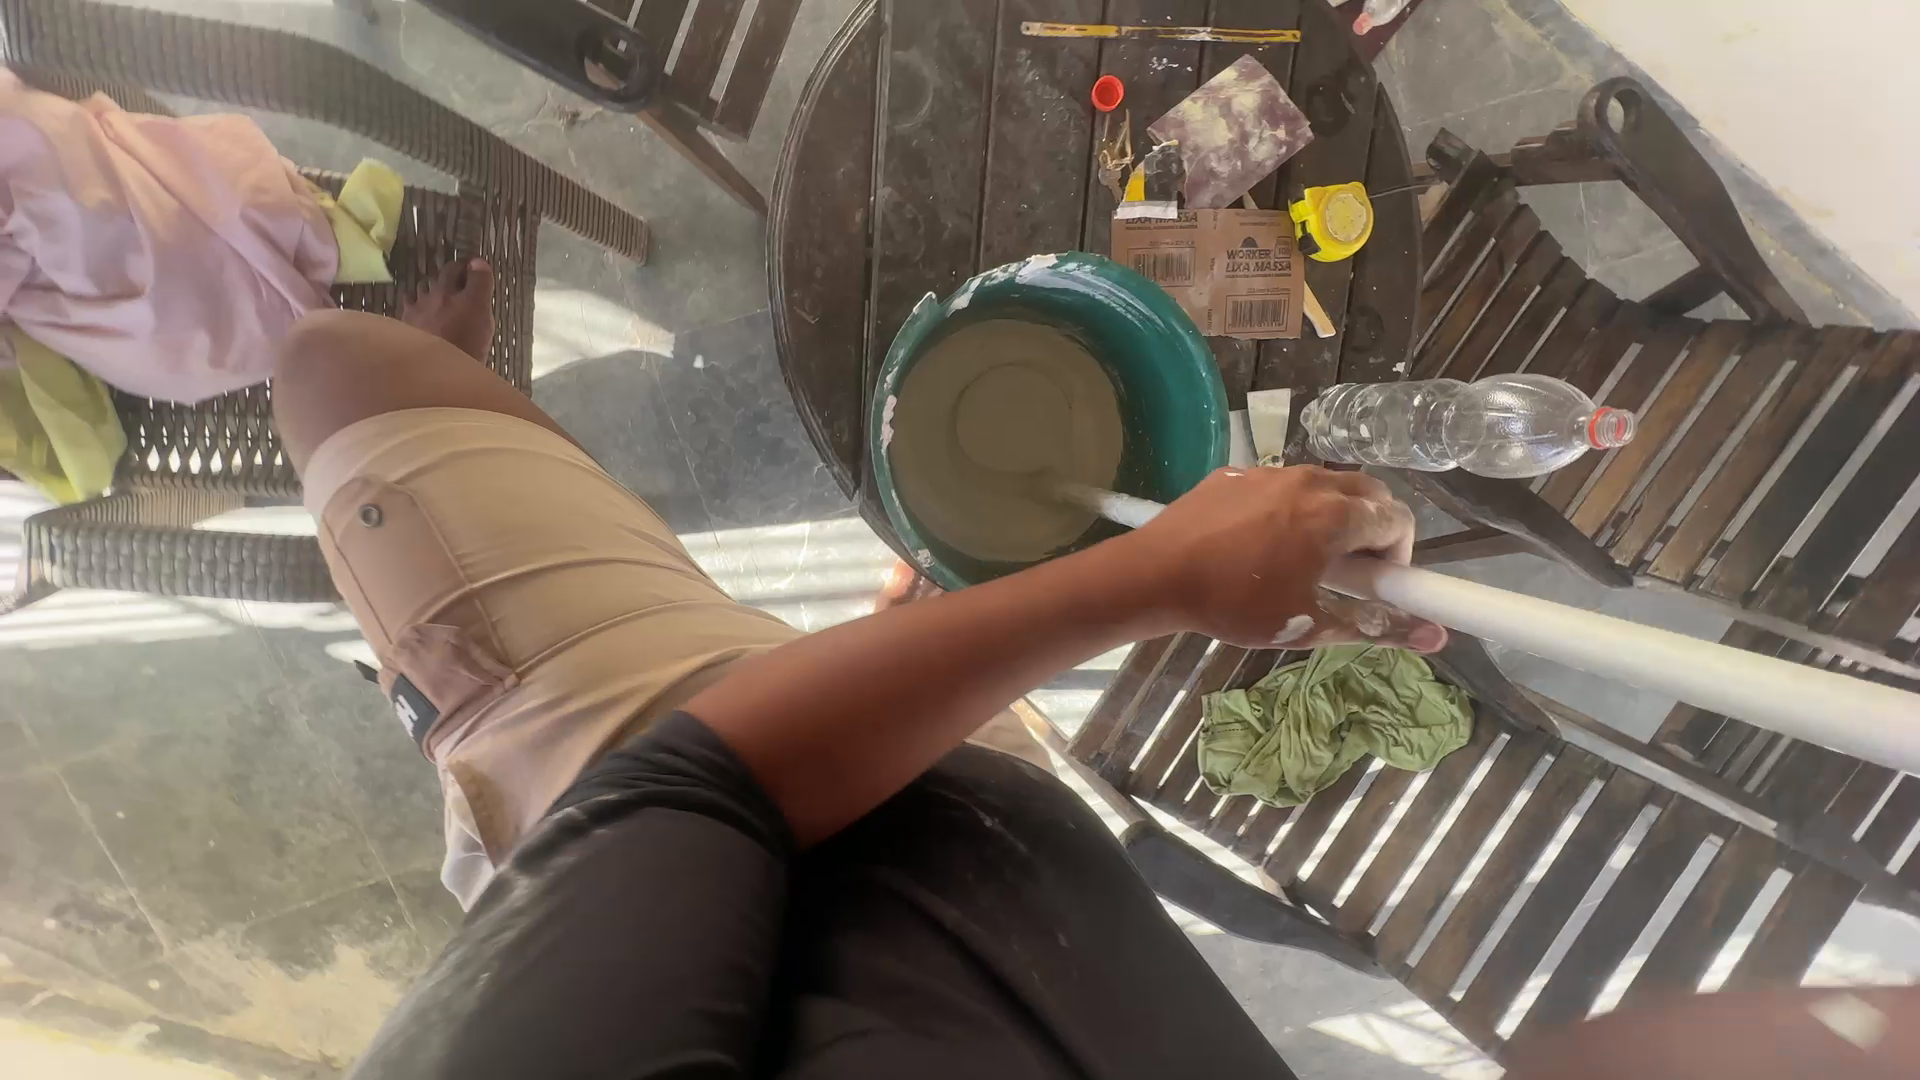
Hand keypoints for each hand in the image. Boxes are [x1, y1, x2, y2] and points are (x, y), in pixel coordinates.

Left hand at [1122, 465, 1446, 651]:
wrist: (1154, 573)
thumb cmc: (1233, 603)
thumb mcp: (1306, 624)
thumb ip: (1374, 627)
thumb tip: (1434, 637)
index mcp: (1334, 513)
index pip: (1397, 520)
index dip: (1398, 555)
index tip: (1375, 584)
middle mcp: (1307, 480)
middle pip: (1366, 493)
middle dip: (1371, 528)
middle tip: (1347, 569)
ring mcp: (1266, 472)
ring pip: (1321, 483)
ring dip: (1330, 513)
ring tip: (1302, 555)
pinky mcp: (1232, 473)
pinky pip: (1278, 483)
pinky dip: (1288, 505)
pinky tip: (1257, 540)